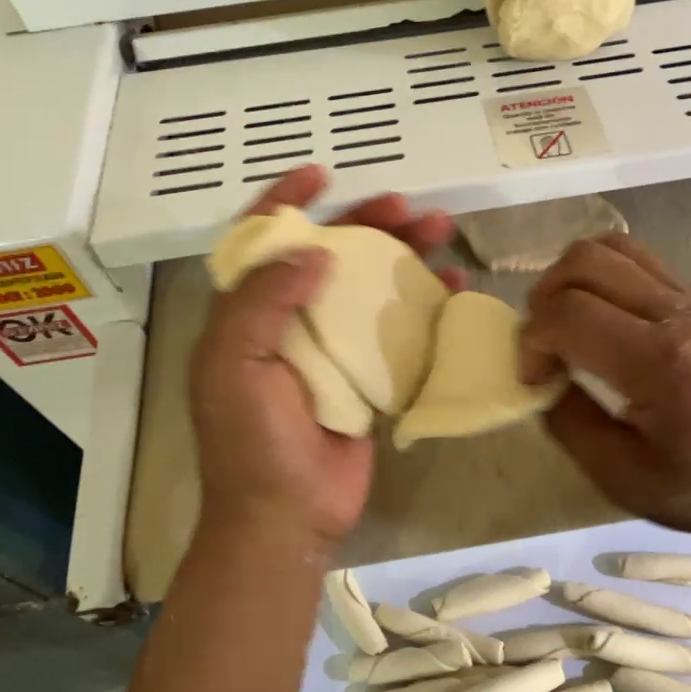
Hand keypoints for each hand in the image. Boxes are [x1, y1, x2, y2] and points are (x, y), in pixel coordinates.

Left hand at [189, 165, 463, 549]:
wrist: (286, 517)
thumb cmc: (251, 441)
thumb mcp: (234, 364)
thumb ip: (263, 301)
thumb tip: (315, 251)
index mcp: (247, 315)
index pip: (261, 242)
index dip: (285, 201)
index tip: (321, 174)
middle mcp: (289, 323)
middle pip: (331, 255)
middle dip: (369, 223)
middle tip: (411, 208)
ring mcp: (332, 349)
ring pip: (370, 286)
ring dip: (406, 256)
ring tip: (446, 234)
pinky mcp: (369, 376)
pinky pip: (400, 330)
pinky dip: (427, 306)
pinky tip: (455, 288)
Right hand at [518, 233, 690, 540]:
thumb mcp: (617, 474)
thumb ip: (566, 419)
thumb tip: (540, 377)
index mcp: (659, 362)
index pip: (568, 312)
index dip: (531, 340)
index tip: (533, 380)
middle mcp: (677, 316)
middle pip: (585, 262)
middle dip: (543, 299)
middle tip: (541, 347)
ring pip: (610, 247)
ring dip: (570, 278)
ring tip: (563, 324)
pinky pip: (637, 259)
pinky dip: (600, 275)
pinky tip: (596, 318)